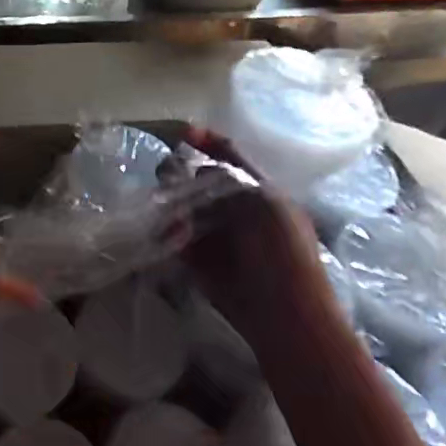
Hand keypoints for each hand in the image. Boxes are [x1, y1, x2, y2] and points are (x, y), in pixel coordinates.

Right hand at [176, 128, 345, 345]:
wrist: (284, 313)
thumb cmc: (282, 251)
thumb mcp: (262, 202)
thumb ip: (228, 182)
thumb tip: (195, 173)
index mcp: (260, 190)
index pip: (230, 155)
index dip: (207, 141)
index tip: (181, 132)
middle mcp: (237, 208)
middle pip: (201, 181)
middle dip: (180, 175)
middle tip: (164, 176)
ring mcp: (218, 236)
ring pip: (185, 209)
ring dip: (170, 203)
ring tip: (161, 205)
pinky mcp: (201, 263)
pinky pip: (177, 240)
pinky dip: (168, 233)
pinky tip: (164, 233)